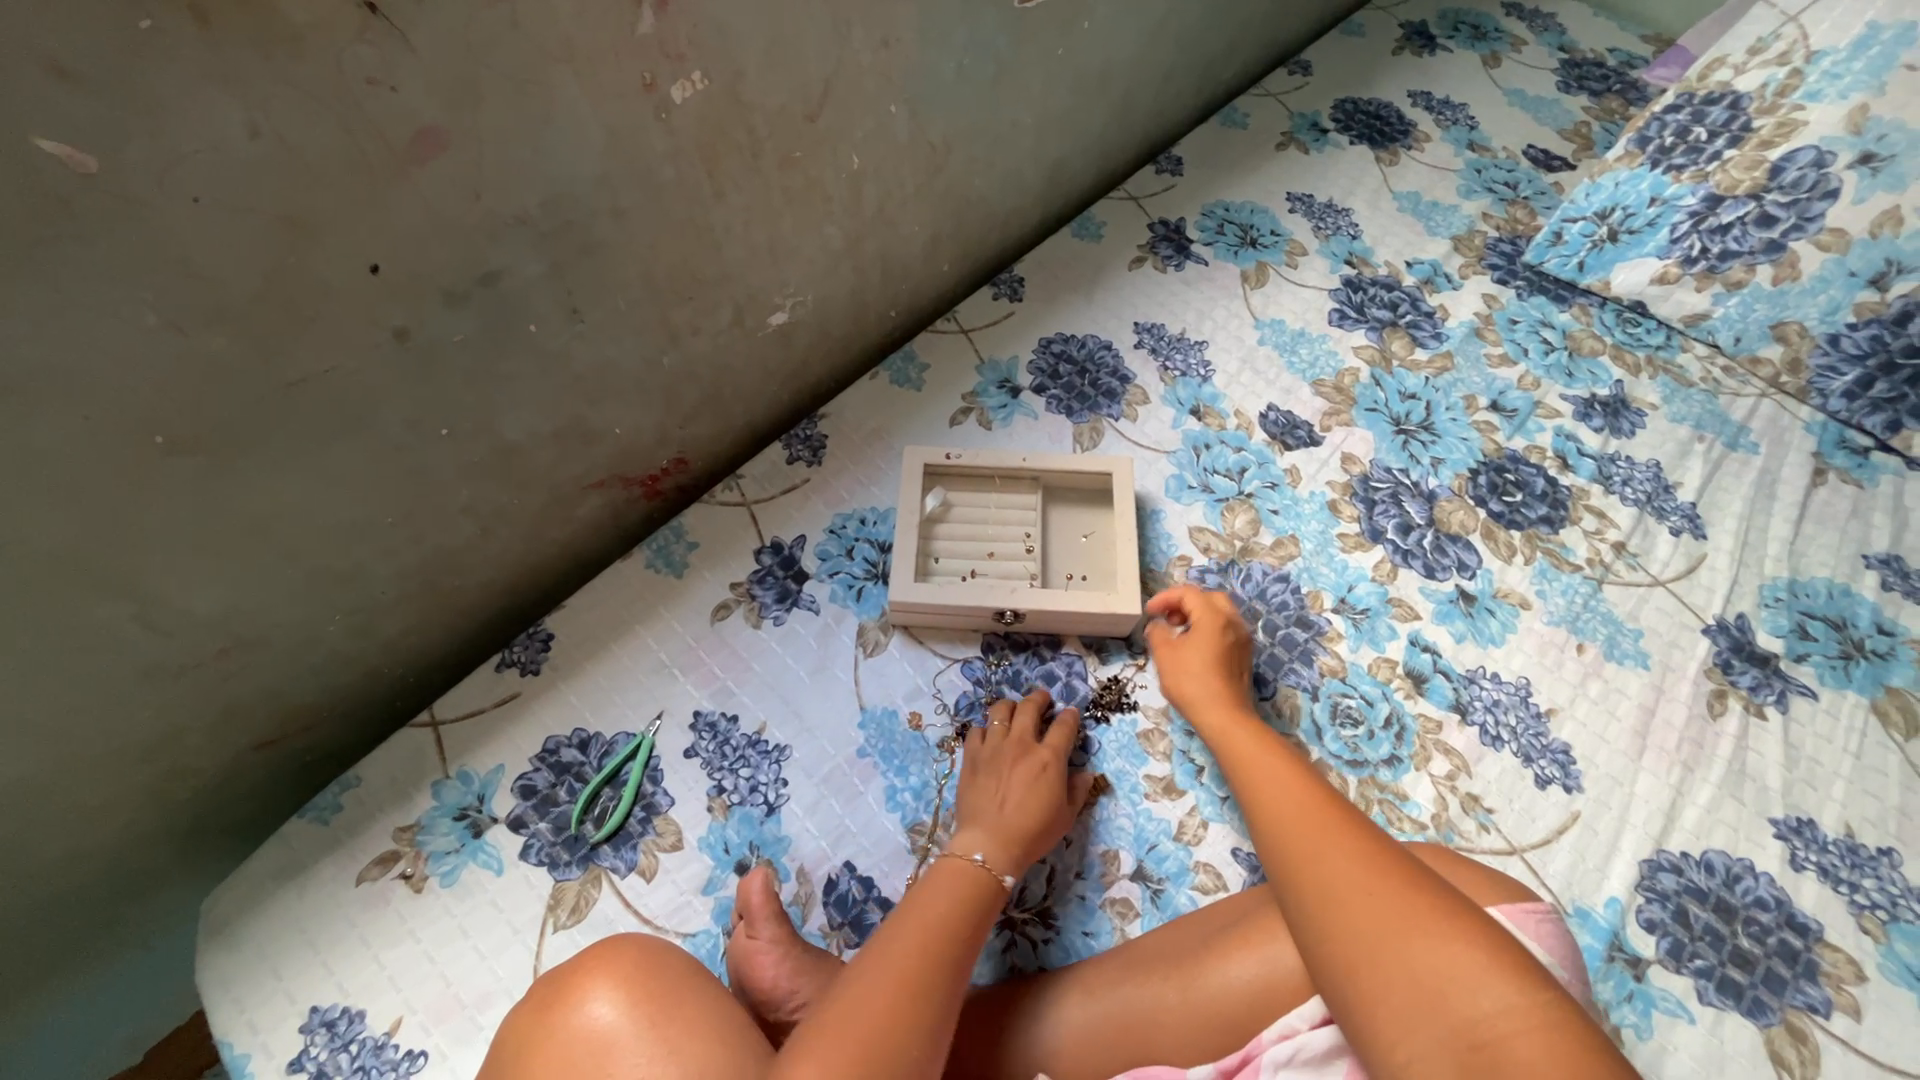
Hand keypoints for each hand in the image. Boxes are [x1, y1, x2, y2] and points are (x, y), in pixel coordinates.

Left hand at [949, 690, 1095, 878]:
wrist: (990, 844)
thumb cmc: (1033, 833)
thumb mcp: (1066, 816)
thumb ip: (1078, 790)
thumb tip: (1086, 773)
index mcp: (1049, 758)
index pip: (1064, 725)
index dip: (1070, 716)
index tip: (1071, 713)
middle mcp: (1022, 744)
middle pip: (1030, 707)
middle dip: (1039, 698)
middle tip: (1043, 698)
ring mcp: (994, 746)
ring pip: (1000, 711)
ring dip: (1010, 705)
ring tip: (1013, 708)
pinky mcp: (972, 755)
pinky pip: (976, 730)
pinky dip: (984, 728)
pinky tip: (987, 734)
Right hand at [1144, 585, 1256, 725]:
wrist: (1225, 718)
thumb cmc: (1191, 683)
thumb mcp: (1164, 655)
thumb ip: (1157, 632)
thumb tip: (1158, 625)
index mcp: (1214, 617)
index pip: (1188, 593)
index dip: (1165, 598)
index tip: (1149, 612)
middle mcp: (1233, 622)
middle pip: (1209, 598)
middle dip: (1185, 603)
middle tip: (1168, 618)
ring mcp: (1243, 639)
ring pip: (1221, 613)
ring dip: (1198, 616)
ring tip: (1179, 633)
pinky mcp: (1245, 654)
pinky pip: (1226, 629)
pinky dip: (1209, 629)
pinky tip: (1195, 647)